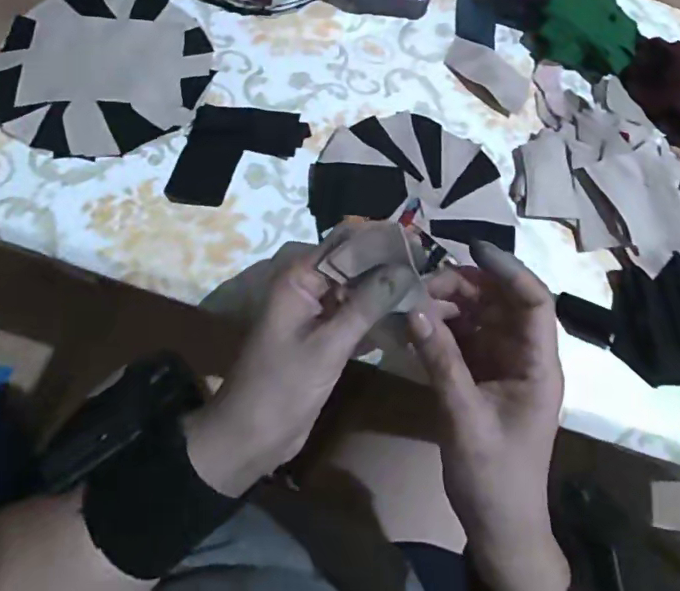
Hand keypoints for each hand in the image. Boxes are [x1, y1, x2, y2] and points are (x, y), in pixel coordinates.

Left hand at [184, 237, 415, 496]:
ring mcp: (316, 312)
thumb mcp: (328, 346)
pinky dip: (378, 315)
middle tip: (428, 266)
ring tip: (427, 287)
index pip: (343, 244)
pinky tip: (409, 316)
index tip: (416, 243)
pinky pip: (355, 315)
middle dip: (388, 264)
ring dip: (387, 290)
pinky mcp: (324, 336)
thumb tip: (403, 270)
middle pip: (353, 264)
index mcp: (299, 278)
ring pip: (357, 290)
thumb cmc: (282, 387)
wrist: (251, 438)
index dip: (379, 240)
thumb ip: (366, 306)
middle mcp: (307, 287)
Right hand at [408, 241, 568, 590]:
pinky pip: (463, 334)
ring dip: (448, 303)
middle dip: (464, 285)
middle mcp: (523, 355)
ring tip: (414, 302)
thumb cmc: (495, 478)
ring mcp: (502, 362)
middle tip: (423, 285)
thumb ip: (441, 363)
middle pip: (500, 301)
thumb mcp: (465, 420)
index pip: (534, 302)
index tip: (472, 248)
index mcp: (538, 365)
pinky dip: (441, 325)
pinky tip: (415, 322)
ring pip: (479, 313)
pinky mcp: (482, 373)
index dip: (508, 270)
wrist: (499, 527)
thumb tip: (414, 310)